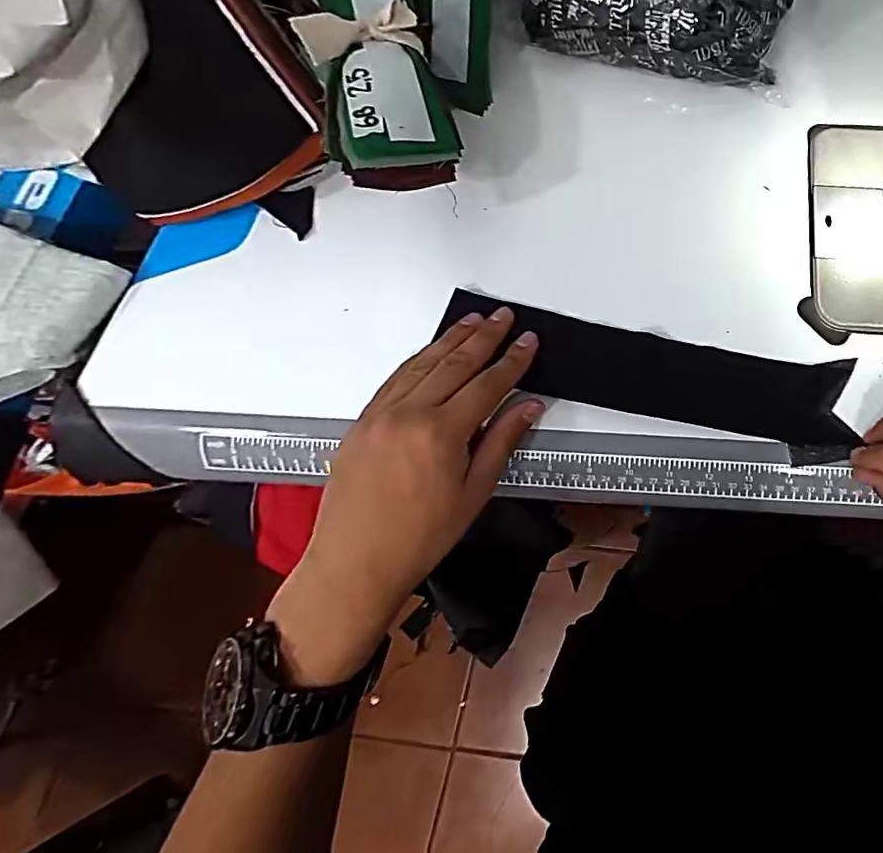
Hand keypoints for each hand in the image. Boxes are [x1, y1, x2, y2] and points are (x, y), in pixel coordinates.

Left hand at [265, 308, 542, 684]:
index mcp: (440, 434)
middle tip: (504, 317)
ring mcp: (380, 415)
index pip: (487, 383)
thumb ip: (502, 441)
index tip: (526, 342)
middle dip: (485, 336)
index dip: (512, 360)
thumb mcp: (474, 492)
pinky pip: (395, 377)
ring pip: (423, 362)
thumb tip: (527, 408)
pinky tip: (432, 349)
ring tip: (473, 320)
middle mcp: (407, 416)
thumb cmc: (416, 537)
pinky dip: (419, 357)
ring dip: (452, 338)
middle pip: (455, 362)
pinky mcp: (362, 421)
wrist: (355, 563)